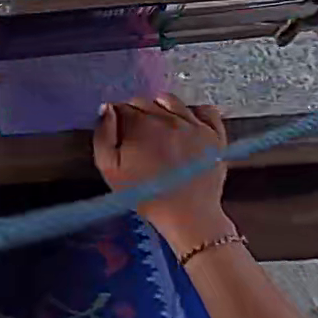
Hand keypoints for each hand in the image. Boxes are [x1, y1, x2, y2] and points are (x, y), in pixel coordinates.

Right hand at [93, 94, 233, 254]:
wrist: (187, 217)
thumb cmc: (145, 195)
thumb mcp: (109, 168)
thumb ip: (103, 135)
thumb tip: (106, 108)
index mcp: (140, 124)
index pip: (121, 107)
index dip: (117, 119)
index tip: (119, 133)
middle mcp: (167, 118)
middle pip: (144, 102)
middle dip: (136, 114)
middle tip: (137, 137)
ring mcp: (193, 124)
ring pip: (171, 100)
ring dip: (160, 108)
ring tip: (158, 127)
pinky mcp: (214, 134)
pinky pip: (205, 109)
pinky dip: (195, 112)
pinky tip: (186, 124)